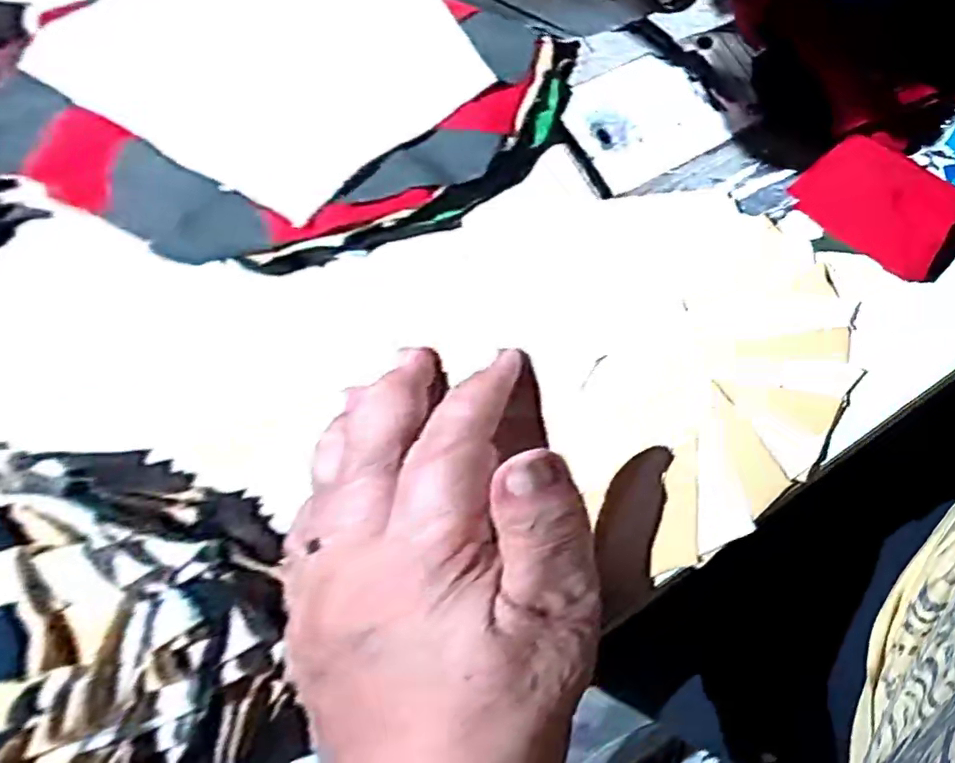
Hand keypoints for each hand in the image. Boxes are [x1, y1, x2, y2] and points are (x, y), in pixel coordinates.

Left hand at [285, 349, 599, 762]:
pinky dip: (326, 481)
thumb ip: (542, 522)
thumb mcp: (557, 602)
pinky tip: (338, 477)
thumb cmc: (515, 687)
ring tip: (368, 393)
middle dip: (398, 396)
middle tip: (419, 354)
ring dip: (351, 431)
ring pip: (326, 489)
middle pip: (368, 455)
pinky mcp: (313, 623)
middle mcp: (356, 563)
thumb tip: (529, 451)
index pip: (448, 445)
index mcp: (422, 551)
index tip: (506, 359)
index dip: (480, 394)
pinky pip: (310, 529)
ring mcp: (323, 595)